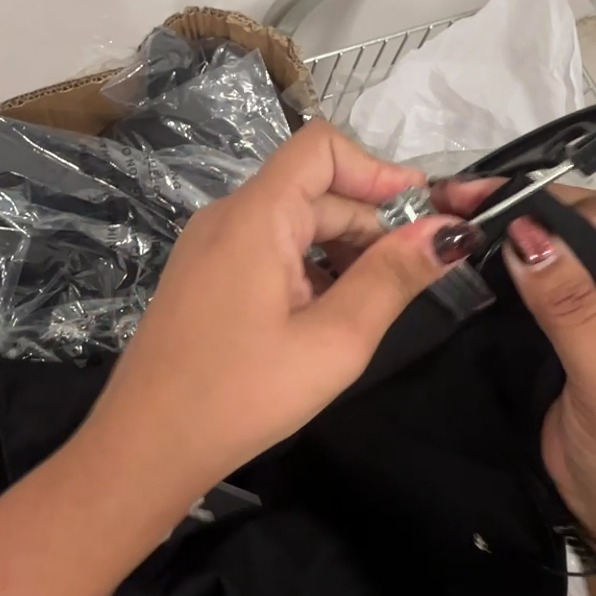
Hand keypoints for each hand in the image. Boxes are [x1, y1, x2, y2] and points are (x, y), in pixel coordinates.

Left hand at [81, 122, 482, 491]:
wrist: (145, 446)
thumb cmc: (241, 395)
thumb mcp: (333, 341)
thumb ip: (392, 278)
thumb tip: (450, 232)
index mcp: (255, 216)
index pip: (321, 148)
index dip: (378, 170)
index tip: (424, 214)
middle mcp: (228, 216)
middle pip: (315, 190)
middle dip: (373, 222)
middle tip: (421, 273)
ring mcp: (211, 245)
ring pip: (295, 223)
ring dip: (345, 249)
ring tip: (379, 300)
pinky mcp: (206, 275)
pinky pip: (269, 249)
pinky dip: (311, 267)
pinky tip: (331, 313)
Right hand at [437, 178, 595, 562]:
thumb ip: (570, 309)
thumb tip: (523, 234)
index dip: (588, 215)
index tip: (523, 231)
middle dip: (548, 211)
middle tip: (476, 209)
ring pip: (575, 241)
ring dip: (527, 232)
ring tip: (469, 223)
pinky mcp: (583, 320)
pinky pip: (552, 273)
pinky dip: (519, 261)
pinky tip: (481, 254)